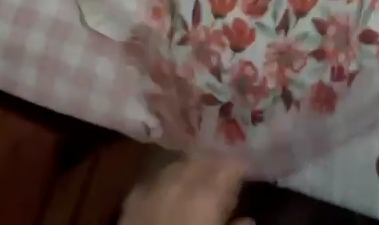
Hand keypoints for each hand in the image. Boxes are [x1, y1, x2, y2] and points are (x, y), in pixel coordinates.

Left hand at [121, 157, 249, 224]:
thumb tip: (247, 220)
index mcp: (207, 196)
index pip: (231, 166)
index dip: (240, 167)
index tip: (248, 174)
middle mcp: (181, 182)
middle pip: (203, 160)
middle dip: (215, 165)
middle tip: (225, 178)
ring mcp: (153, 188)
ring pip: (178, 166)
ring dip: (190, 170)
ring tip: (199, 183)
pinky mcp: (131, 201)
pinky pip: (154, 182)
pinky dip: (165, 184)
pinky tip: (168, 194)